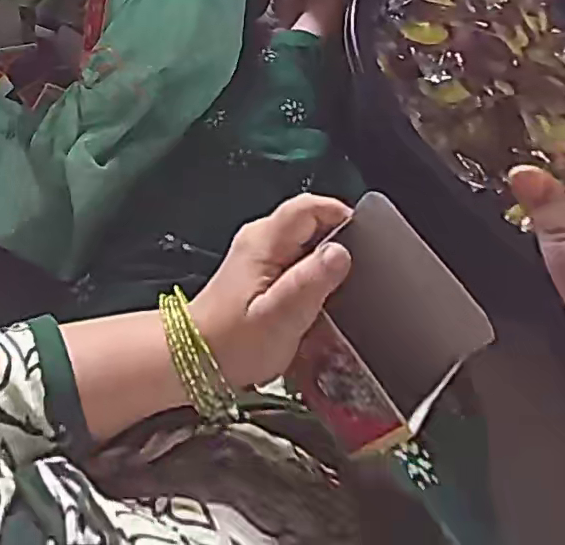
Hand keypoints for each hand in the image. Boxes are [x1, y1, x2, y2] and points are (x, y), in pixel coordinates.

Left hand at [189, 194, 353, 387]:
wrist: (197, 357)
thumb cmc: (234, 341)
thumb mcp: (280, 315)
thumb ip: (312, 281)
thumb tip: (340, 252)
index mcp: (264, 240)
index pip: (307, 206)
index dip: (340, 215)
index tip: (366, 241)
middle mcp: (259, 239)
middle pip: (308, 223)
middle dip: (337, 243)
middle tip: (359, 276)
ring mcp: (258, 254)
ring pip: (304, 244)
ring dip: (325, 263)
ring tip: (342, 293)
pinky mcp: (259, 272)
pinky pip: (295, 262)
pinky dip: (312, 277)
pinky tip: (319, 303)